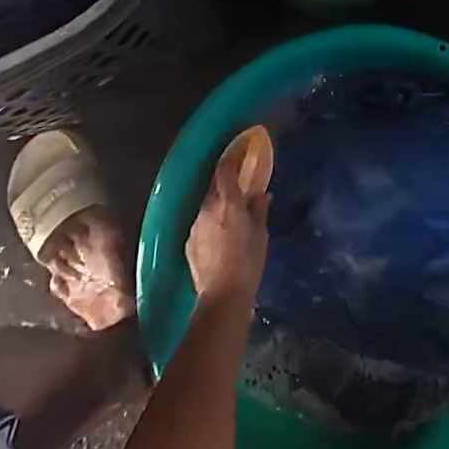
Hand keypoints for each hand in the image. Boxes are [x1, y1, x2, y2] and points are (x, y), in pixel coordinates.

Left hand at [185, 141, 270, 305]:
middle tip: (240, 188)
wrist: (222, 295)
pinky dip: (211, 223)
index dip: (231, 159)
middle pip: (214, 187)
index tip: (238, 153)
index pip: (224, 170)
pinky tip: (220, 237)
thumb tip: (260, 195)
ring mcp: (195, 226)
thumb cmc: (249, 260)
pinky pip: (201, 224)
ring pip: (207, 206)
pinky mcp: (188, 242)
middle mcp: (207, 209)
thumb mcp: (261, 233)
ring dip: (218, 206)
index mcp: (228, 202)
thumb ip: (259, 209)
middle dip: (226, 185)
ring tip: (231, 217)